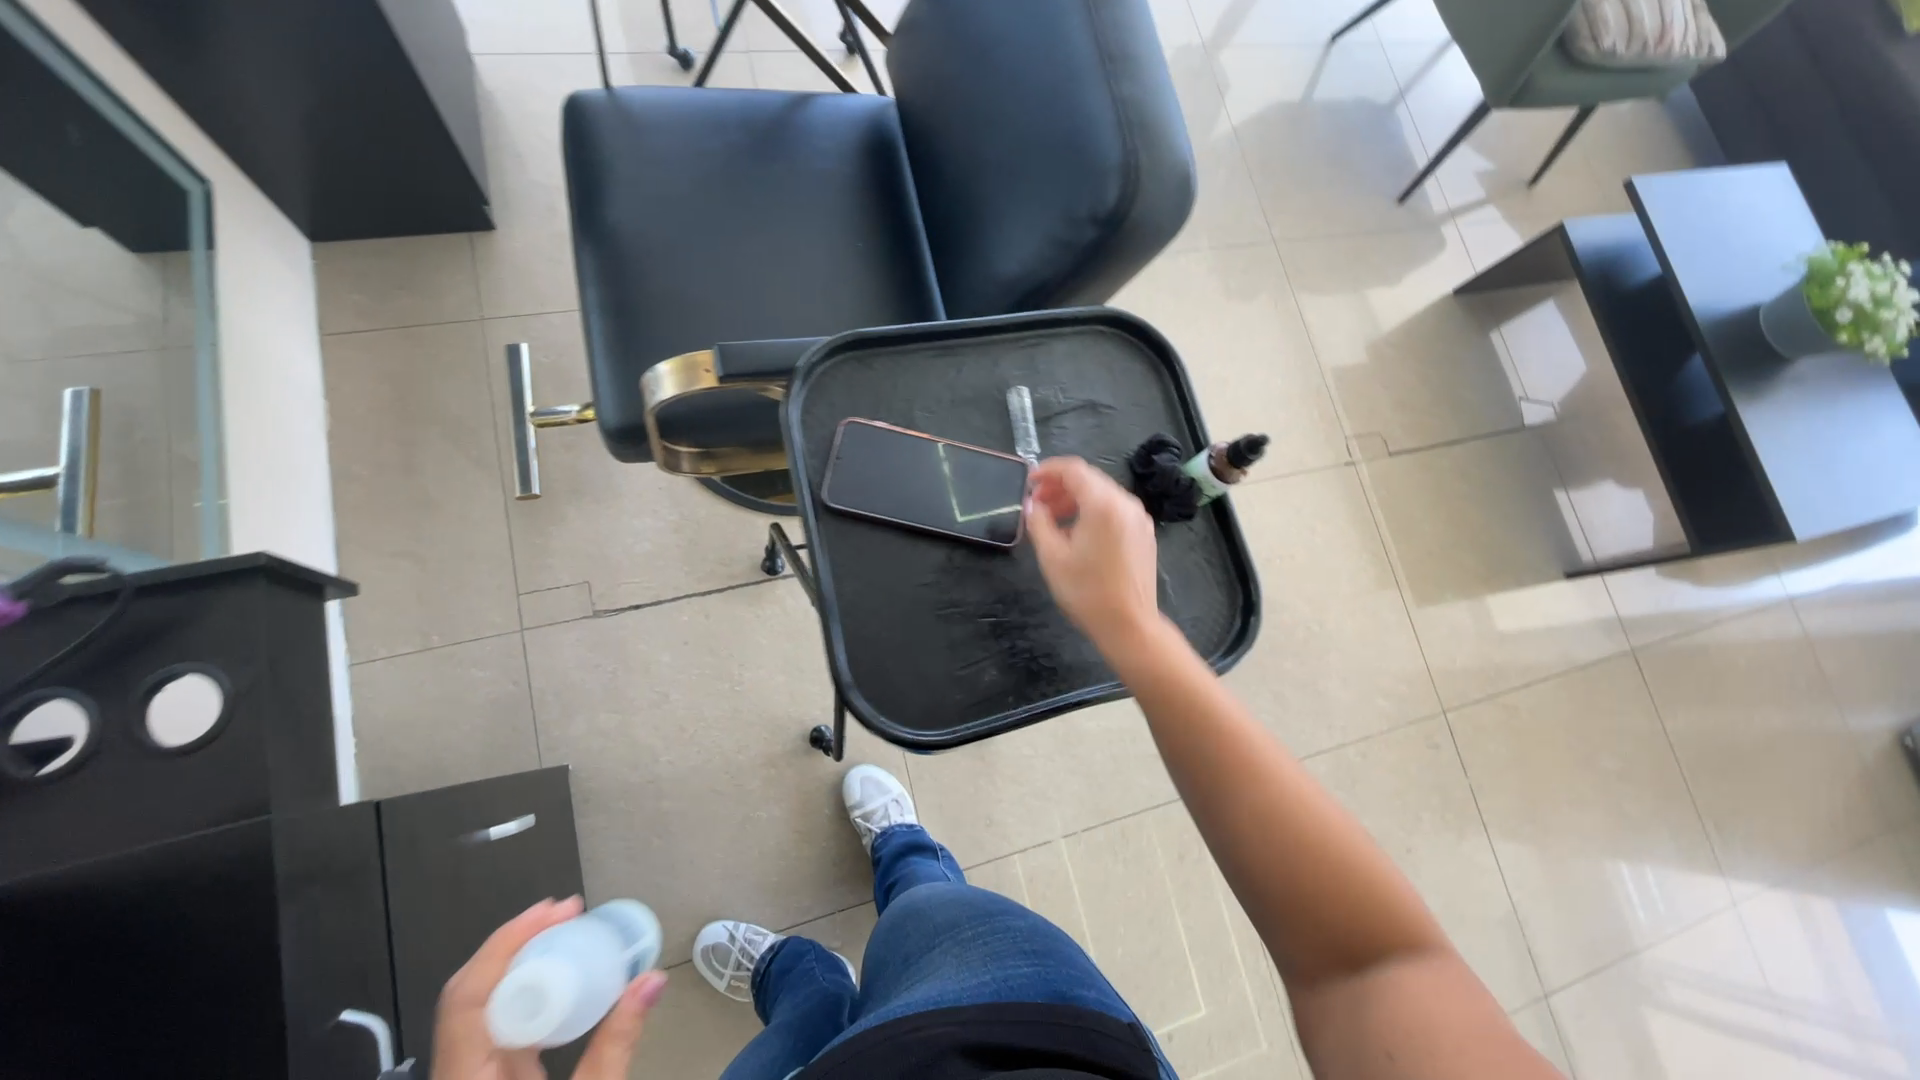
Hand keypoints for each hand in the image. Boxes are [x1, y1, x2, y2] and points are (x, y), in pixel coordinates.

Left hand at [433, 896, 666, 1079]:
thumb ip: (617, 1045)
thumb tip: (650, 980)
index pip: (469, 997)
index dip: (507, 943)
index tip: (558, 911)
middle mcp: (456, 1078)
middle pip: (471, 994)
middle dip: (519, 945)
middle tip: (571, 915)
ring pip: (480, 1012)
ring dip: (522, 967)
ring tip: (568, 938)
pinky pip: (495, 1031)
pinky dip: (527, 998)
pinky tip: (561, 987)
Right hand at [1025, 457, 1160, 651]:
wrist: (1129, 625)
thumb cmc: (1086, 591)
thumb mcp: (1052, 557)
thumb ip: (1039, 522)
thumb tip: (1033, 504)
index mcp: (1103, 504)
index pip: (1074, 470)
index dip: (1048, 470)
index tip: (1029, 481)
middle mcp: (1125, 503)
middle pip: (1090, 480)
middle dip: (1060, 486)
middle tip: (1037, 503)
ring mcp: (1139, 518)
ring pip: (1103, 494)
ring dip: (1076, 499)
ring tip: (1053, 519)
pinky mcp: (1144, 533)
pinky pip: (1115, 510)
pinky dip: (1093, 511)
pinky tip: (1078, 533)